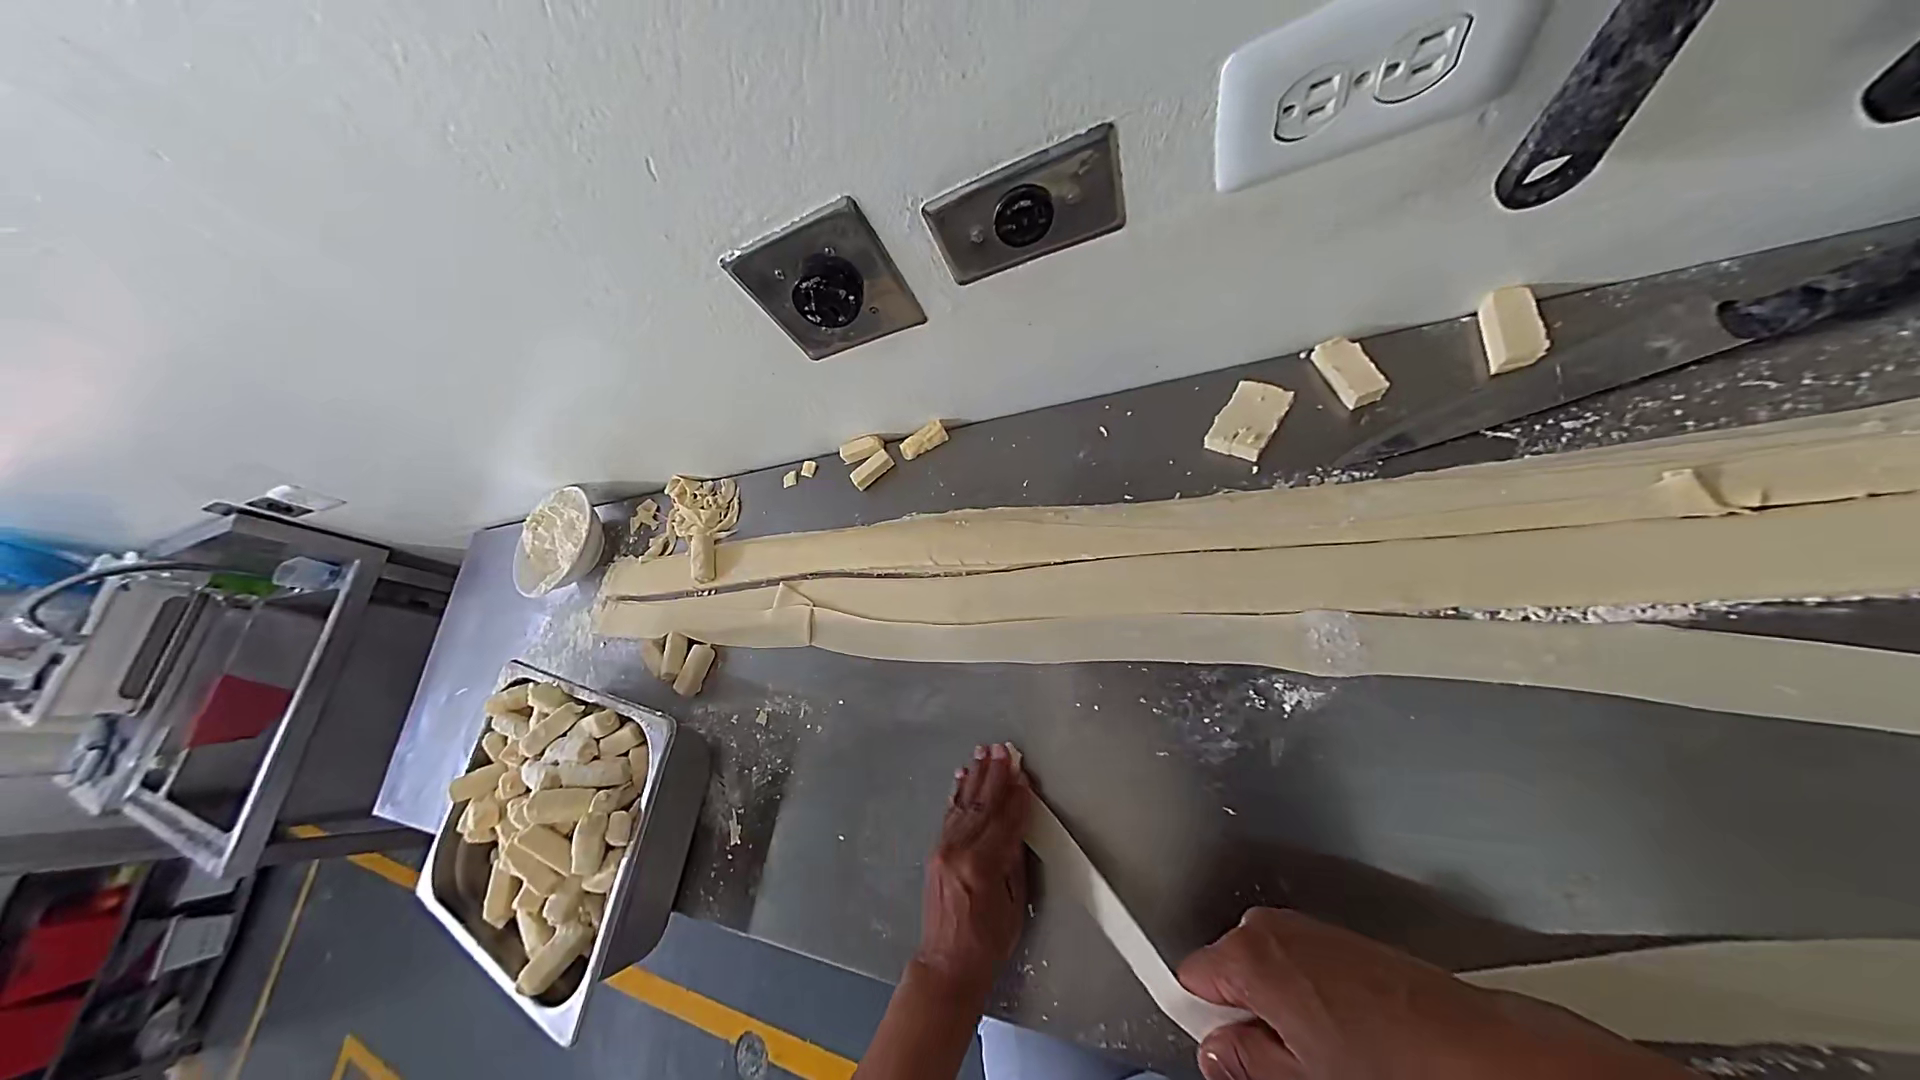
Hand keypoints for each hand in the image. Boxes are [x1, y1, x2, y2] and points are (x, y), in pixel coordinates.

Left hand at [914, 743, 1030, 994]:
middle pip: (983, 805)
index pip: (1006, 821)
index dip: (1018, 797)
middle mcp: (959, 851)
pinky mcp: (936, 851)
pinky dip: (957, 793)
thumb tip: (1018, 825)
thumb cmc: (987, 942)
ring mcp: (944, 849)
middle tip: (1003, 750)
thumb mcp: (1014, 903)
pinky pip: (950, 815)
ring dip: (976, 776)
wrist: (946, 964)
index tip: (1025, 775)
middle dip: (995, 774)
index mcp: (982, 866)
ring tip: (983, 752)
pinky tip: (962, 777)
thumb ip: (1015, 860)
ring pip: (964, 804)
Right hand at [1177, 908, 1692, 1079]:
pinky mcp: (1340, 935)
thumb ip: (1244, 1064)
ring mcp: (1308, 927)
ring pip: (1266, 965)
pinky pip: (1300, 961)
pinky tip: (1346, 1031)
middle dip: (1244, 1008)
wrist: (1478, 1051)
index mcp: (1248, 953)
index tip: (1213, 1040)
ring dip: (1279, 1002)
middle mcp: (1272, 927)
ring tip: (1322, 1046)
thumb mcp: (1300, 1079)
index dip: (1199, 1014)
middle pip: (1228, 966)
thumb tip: (1219, 1057)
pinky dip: (1310, 991)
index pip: (1189, 976)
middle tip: (1278, 1056)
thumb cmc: (1393, 1062)